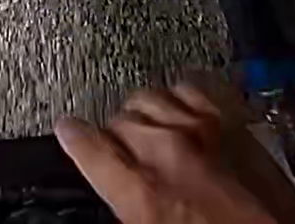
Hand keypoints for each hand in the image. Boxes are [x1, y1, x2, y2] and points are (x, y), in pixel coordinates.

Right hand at [54, 85, 294, 223]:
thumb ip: (131, 208)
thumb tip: (120, 192)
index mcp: (144, 194)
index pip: (92, 150)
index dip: (74, 137)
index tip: (66, 128)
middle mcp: (167, 150)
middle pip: (120, 120)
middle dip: (112, 134)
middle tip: (114, 147)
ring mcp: (200, 126)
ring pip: (150, 96)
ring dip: (142, 112)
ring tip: (143, 125)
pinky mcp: (228, 116)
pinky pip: (189, 85)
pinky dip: (176, 94)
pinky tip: (177, 105)